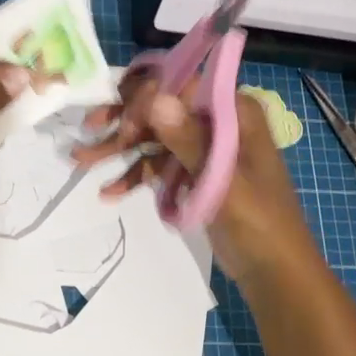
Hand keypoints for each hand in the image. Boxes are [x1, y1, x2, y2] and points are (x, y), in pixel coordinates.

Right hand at [72, 72, 315, 276]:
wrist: (274, 269)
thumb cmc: (260, 222)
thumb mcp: (224, 181)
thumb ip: (189, 140)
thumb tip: (156, 97)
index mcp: (234, 113)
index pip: (182, 86)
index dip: (147, 98)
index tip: (122, 124)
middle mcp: (217, 122)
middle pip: (162, 109)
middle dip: (124, 122)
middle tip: (89, 132)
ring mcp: (203, 148)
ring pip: (154, 137)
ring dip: (120, 149)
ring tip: (81, 162)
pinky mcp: (192, 173)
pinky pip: (157, 165)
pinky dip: (135, 176)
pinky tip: (110, 192)